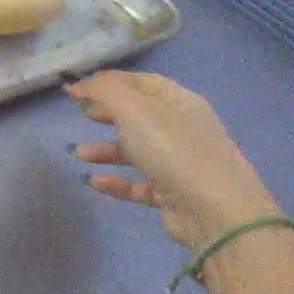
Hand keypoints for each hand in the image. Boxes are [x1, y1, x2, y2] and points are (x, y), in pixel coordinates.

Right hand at [67, 70, 278, 249]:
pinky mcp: (175, 193)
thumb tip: (78, 84)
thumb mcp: (133, 109)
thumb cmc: (173, 150)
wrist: (217, 213)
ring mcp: (181, 163)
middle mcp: (183, 130)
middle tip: (80, 114)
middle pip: (139, 115)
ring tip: (80, 154)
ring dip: (105, 150)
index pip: (143, 82)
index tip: (76, 87)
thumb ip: (103, 90)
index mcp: (180, 104)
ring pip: (136, 150)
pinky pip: (139, 183)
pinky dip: (116, 181)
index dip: (109, 80)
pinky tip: (95, 181)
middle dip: (107, 112)